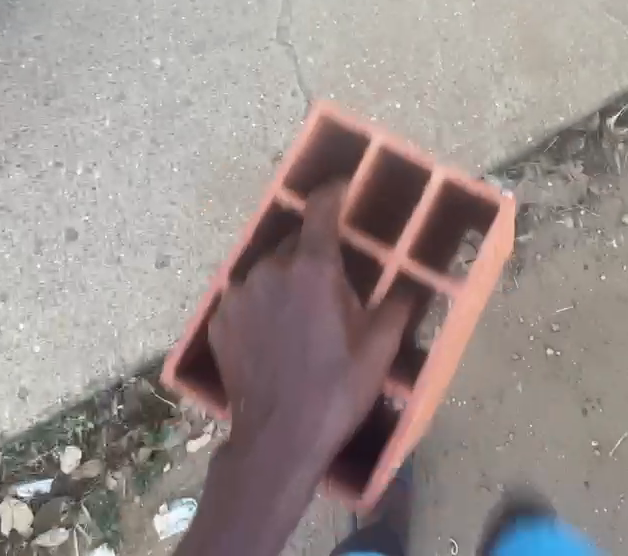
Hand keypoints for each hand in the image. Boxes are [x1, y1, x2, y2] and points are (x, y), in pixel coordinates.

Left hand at [210, 180, 413, 465]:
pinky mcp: (219, 319)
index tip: (343, 186)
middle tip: (331, 284)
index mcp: (313, 267)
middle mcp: (271, 269)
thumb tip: (408, 283)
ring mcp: (239, 293)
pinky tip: (274, 333)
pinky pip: (247, 296)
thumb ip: (396, 305)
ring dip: (287, 279)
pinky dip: (262, 303)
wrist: (277, 441)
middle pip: (295, 242)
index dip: (333, 192)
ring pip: (269, 269)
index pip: (321, 209)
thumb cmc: (336, 389)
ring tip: (302, 315)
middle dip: (314, 253)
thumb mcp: (379, 348)